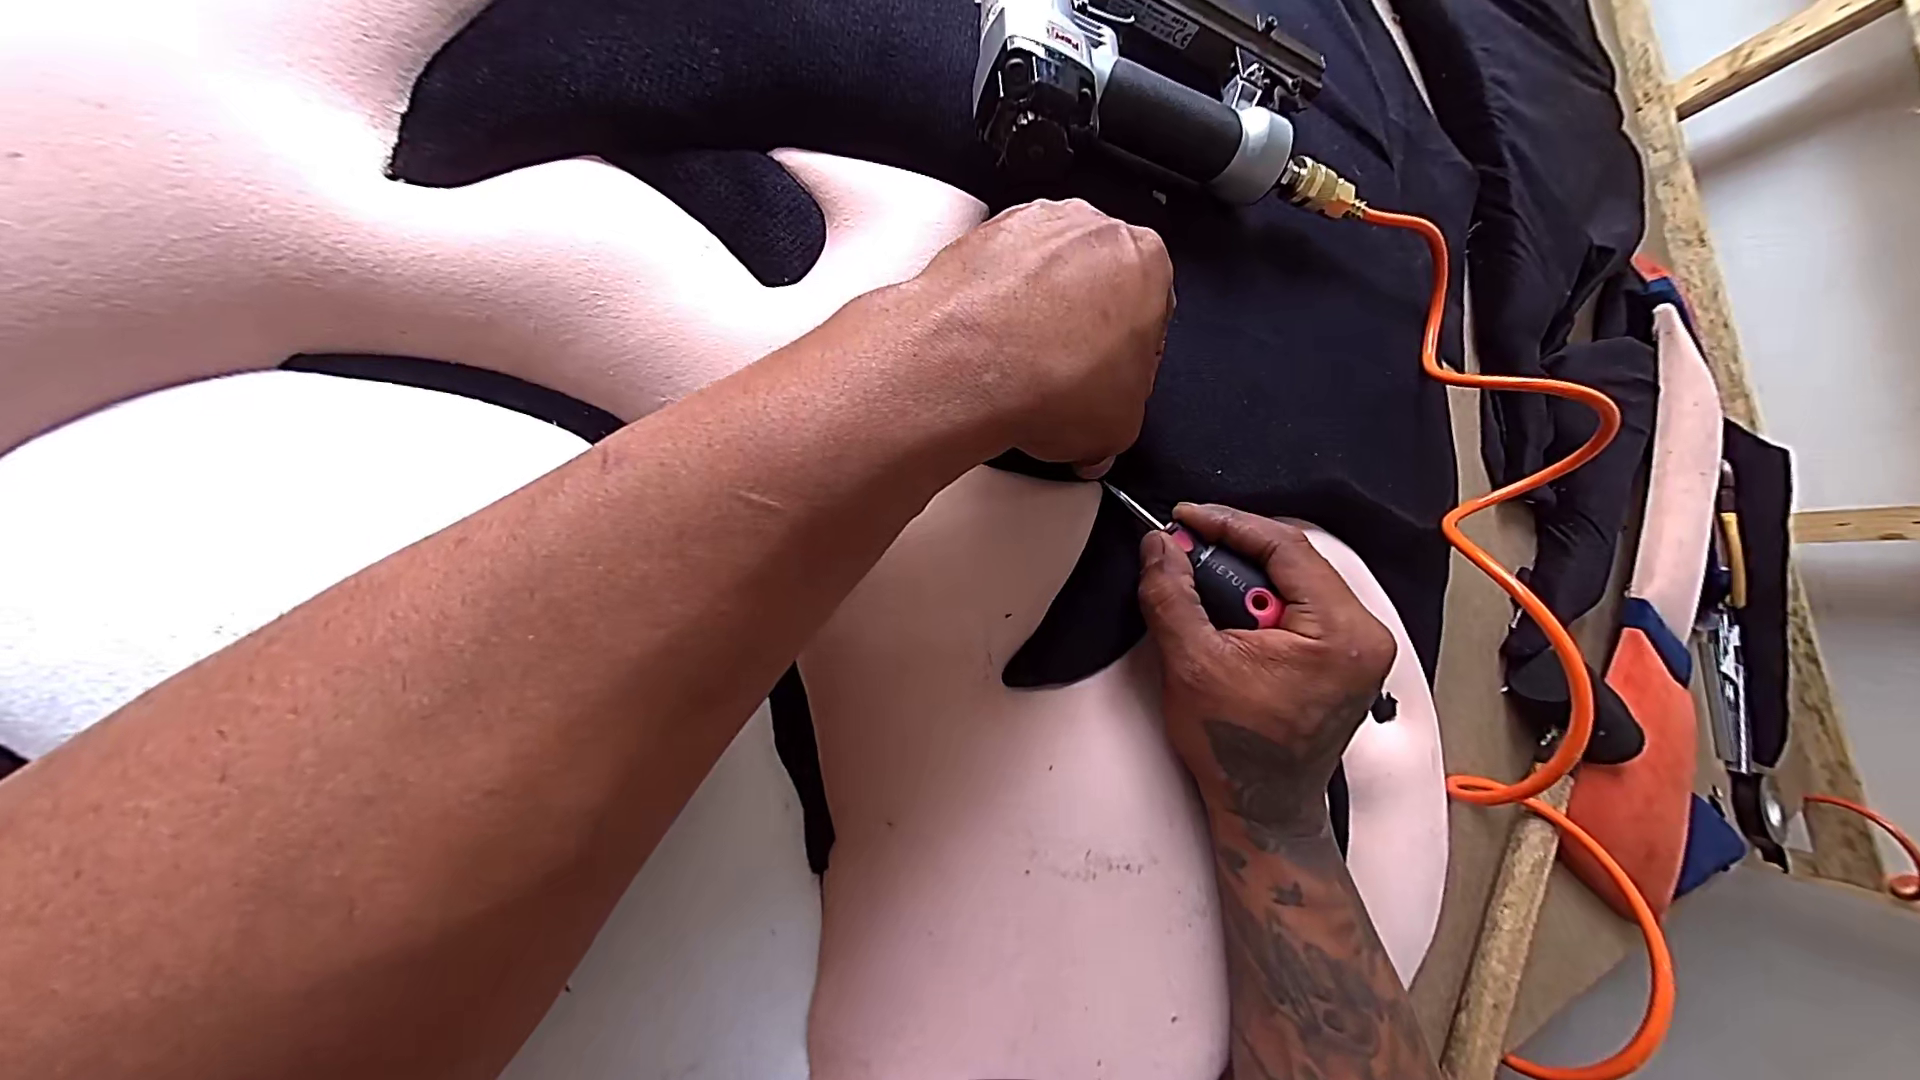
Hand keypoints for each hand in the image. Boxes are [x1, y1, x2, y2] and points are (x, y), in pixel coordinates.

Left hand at [891, 198, 1172, 466]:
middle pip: (1094, 289)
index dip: (1129, 362)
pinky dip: (991, 311)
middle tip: (1064, 382)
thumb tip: (1100, 435)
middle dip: (1082, 334)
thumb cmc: (1045, 380)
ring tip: (1019, 373)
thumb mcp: (1118, 428)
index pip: (1149, 317)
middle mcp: (1088, 229)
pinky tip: (987, 357)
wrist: (967, 368)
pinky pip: (993, 280)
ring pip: (1041, 279)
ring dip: (1034, 319)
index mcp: (1146, 261)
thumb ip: (1120, 417)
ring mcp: (1028, 228)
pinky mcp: (974, 240)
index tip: (1108, 387)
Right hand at [1137, 505, 1394, 841]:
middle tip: (1184, 548)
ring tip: (1197, 582)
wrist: (1261, 805)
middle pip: (1291, 558)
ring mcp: (1354, 647)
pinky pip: (1297, 602)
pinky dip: (1256, 594)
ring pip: (1292, 578)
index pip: (1285, 547)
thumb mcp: (1190, 663)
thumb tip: (1160, 547)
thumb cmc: (1237, 749)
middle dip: (1231, 548)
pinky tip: (1223, 606)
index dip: (1227, 522)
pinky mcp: (1338, 657)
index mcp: (1340, 633)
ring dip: (1241, 572)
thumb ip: (1170, 595)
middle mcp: (1361, 635)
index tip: (1186, 517)